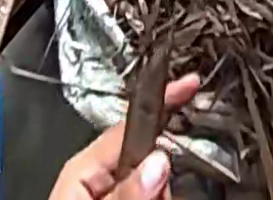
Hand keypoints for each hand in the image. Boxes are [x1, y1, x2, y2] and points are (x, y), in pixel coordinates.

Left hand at [49, 73, 200, 199]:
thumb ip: (127, 193)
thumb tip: (159, 160)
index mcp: (84, 167)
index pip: (131, 123)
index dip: (163, 101)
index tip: (188, 84)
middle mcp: (97, 177)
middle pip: (149, 159)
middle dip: (162, 184)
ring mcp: (108, 195)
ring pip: (155, 187)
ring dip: (158, 199)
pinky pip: (149, 198)